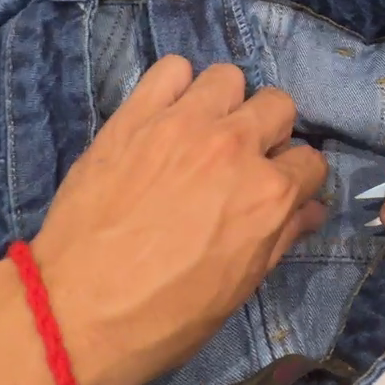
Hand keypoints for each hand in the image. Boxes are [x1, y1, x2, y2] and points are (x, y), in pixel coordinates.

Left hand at [32, 56, 327, 384]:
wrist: (74, 312)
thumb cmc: (164, 316)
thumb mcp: (238, 287)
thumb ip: (281, 236)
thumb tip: (310, 207)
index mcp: (267, 194)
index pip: (311, 160)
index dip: (297, 177)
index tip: (279, 187)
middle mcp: (234, 145)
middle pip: (278, 104)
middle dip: (269, 131)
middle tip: (241, 158)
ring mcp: (184, 122)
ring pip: (228, 77)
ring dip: (223, 103)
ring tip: (201, 132)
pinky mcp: (138, 112)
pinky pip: (171, 68)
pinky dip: (174, 86)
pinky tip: (165, 115)